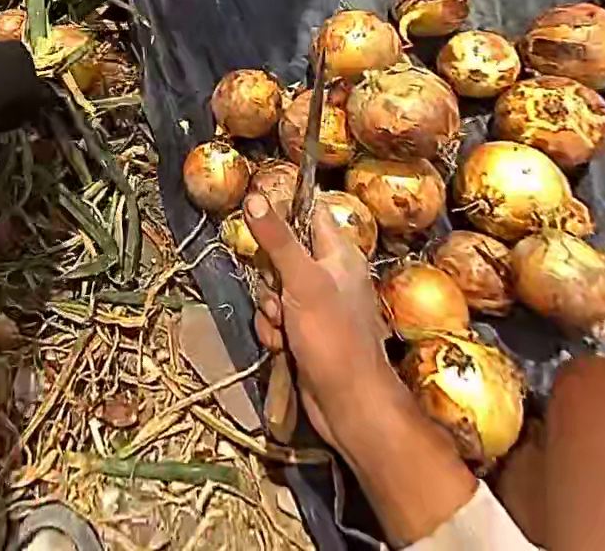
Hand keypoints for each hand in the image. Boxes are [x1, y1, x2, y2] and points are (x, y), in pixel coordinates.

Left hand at [0, 41, 50, 154]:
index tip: (24, 95)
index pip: (28, 62)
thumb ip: (42, 94)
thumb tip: (46, 93)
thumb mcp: (32, 103)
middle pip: (5, 62)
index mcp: (18, 49)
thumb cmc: (2, 102)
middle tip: (6, 99)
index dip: (27, 80)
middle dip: (6, 77)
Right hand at [241, 193, 392, 451]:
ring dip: (268, 307)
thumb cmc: (334, 337)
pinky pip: (275, 316)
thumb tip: (254, 196)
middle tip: (277, 292)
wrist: (350, 406)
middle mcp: (329, 274)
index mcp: (338, 253)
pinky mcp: (304, 331)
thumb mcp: (302, 280)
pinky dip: (272, 329)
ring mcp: (316, 304)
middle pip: (282, 252)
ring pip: (274, 287)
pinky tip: (280, 344)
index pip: (308, 212)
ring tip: (281, 325)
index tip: (258, 217)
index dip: (283, 210)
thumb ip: (277, 238)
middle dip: (269, 274)